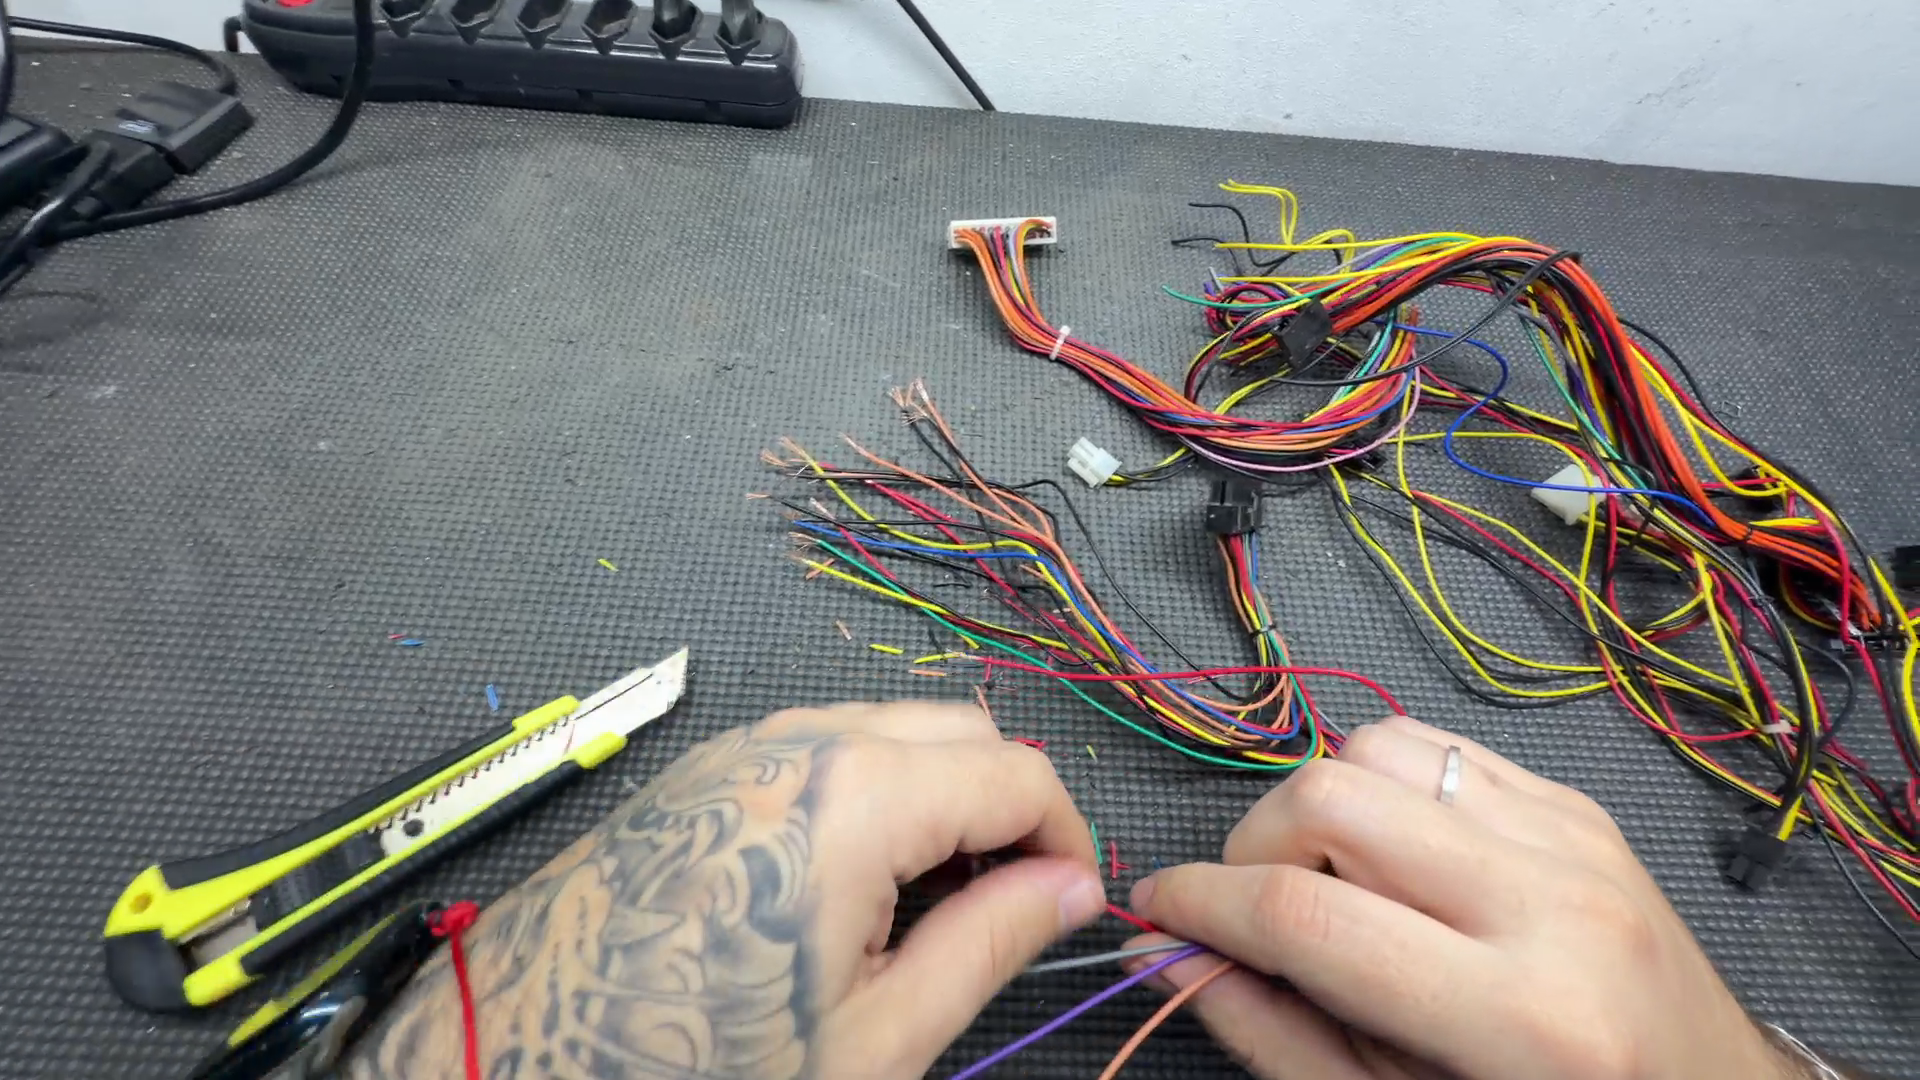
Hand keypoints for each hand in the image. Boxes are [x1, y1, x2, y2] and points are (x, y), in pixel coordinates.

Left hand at [342, 701, 1103, 1079]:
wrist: (513, 1055)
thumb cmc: (701, 1064)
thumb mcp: (878, 1035)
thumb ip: (993, 940)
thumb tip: (1075, 887)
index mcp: (865, 792)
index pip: (1020, 773)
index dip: (1066, 833)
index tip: (1069, 896)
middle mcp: (816, 733)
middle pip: (967, 730)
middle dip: (1009, 803)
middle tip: (1005, 897)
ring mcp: (763, 734)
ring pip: (903, 726)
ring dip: (946, 789)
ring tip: (930, 891)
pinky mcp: (725, 754)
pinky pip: (838, 738)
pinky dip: (883, 782)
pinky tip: (857, 866)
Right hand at [1123, 715, 1798, 1079]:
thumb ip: (1266, 1030)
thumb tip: (1163, 955)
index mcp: (1525, 1018)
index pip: (1303, 914)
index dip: (1202, 902)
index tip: (1155, 907)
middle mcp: (1553, 902)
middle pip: (1328, 796)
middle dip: (1256, 844)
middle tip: (1262, 904)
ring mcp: (1568, 832)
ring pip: (1368, 746)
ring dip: (1317, 805)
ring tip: (1340, 876)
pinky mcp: (1567, 798)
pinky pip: (1421, 740)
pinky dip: (1371, 782)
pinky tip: (1391, 846)